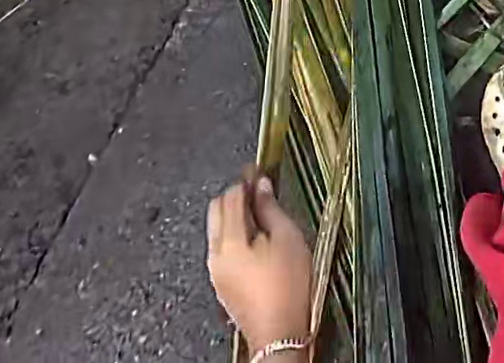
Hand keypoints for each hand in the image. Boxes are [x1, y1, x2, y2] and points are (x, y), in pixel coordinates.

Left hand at [207, 173, 312, 352]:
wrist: (280, 333)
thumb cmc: (287, 286)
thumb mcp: (287, 236)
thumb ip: (270, 207)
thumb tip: (262, 185)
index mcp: (230, 242)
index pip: (230, 196)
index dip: (246, 179)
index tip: (260, 170)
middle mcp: (216, 255)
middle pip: (216, 209)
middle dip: (235, 194)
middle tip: (258, 187)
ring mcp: (217, 270)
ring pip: (216, 227)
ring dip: (234, 213)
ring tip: (261, 209)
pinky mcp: (222, 282)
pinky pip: (221, 245)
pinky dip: (234, 231)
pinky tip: (257, 234)